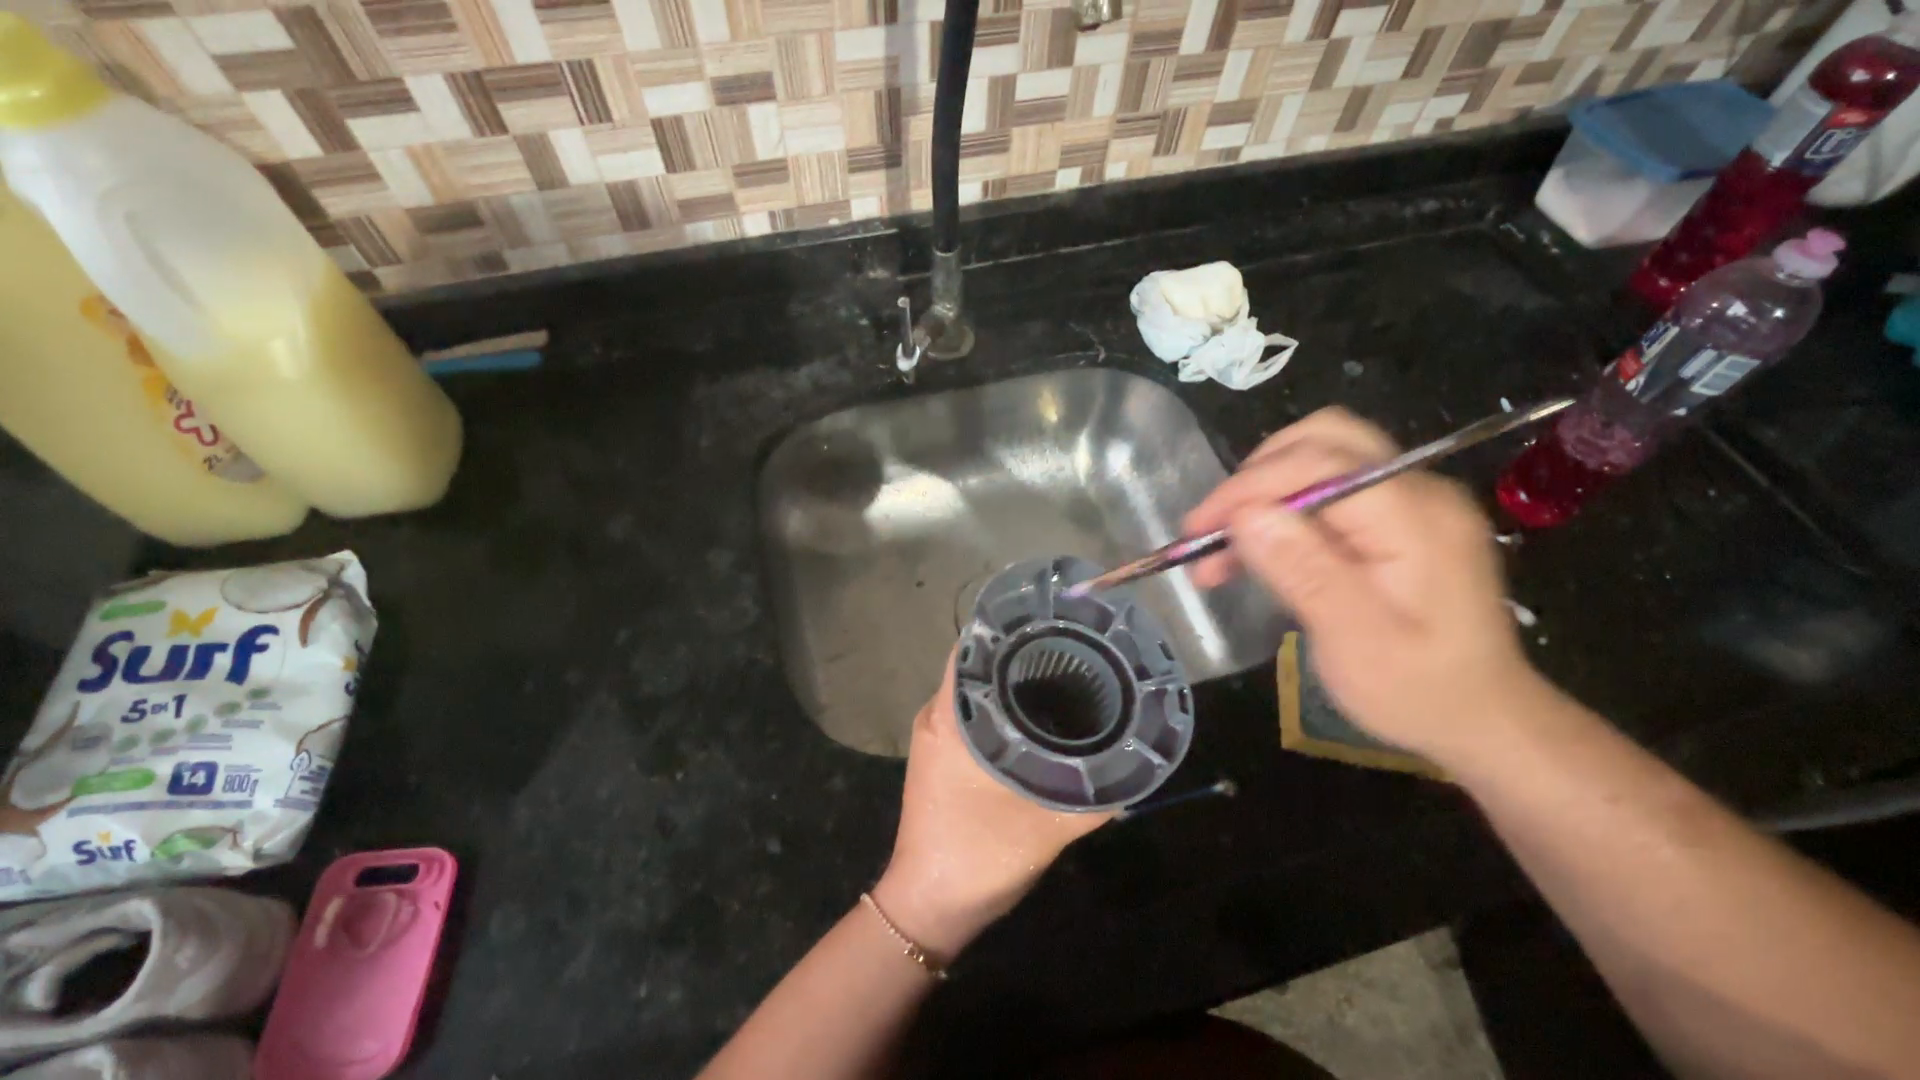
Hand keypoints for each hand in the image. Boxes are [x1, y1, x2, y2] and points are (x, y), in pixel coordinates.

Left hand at [872, 652, 1111, 961]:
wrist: (929, 907)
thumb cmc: (978, 856)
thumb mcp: (1047, 827)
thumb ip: (1095, 798)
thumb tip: (1137, 764)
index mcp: (950, 717)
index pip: (975, 648)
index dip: (1014, 630)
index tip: (1058, 623)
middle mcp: (937, 716)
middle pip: (979, 665)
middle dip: (1023, 655)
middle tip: (1076, 649)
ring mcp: (936, 739)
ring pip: (977, 691)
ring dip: (1014, 684)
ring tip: (1067, 677)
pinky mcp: (942, 759)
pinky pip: (974, 716)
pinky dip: (1004, 710)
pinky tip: (1041, 721)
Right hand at [1184, 407, 1547, 765]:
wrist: (1482, 718)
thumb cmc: (1417, 689)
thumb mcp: (1355, 640)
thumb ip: (1304, 570)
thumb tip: (1246, 514)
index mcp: (1415, 516)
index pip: (1319, 464)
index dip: (1250, 486)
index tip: (1199, 528)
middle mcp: (1419, 491)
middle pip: (1324, 441)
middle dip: (1256, 477)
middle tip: (1213, 529)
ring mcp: (1412, 502)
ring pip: (1323, 460)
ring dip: (1265, 492)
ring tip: (1224, 547)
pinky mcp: (1400, 521)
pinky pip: (1332, 491)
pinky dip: (1286, 509)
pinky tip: (1259, 551)